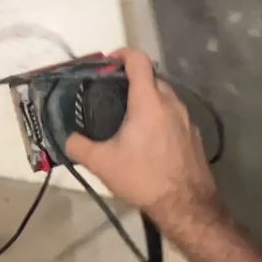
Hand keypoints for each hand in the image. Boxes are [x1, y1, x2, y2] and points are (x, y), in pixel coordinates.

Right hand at [65, 48, 219, 223]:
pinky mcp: (194, 137)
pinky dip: (160, 117)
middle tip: (111, 93)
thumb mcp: (102, 163)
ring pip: (165, 97)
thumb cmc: (143, 177)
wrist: (188, 207)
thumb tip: (67, 139)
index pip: (138, 60)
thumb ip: (78, 146)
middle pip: (152, 77)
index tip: (108, 62)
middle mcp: (171, 103)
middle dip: (132, 79)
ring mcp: (187, 120)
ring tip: (128, 117)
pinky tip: (148, 140)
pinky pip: (174, 116)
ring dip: (147, 99)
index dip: (122, 54)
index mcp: (148, 101)